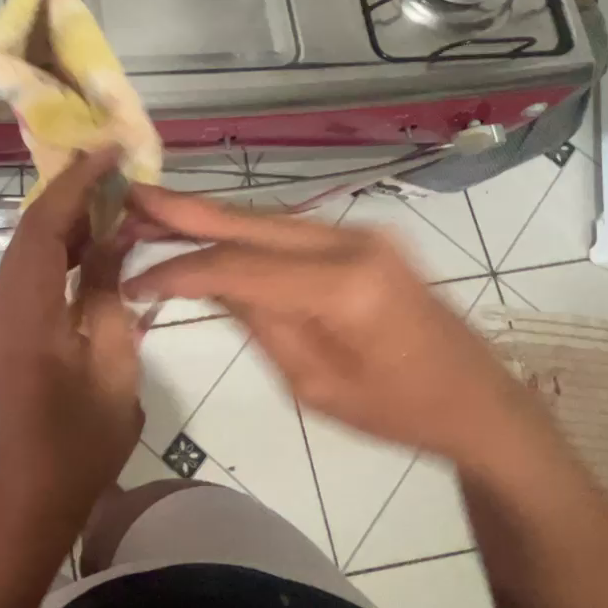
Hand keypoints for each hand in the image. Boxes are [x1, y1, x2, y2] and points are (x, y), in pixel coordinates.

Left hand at [0, 148, 143, 519]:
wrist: (34, 490)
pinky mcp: (4, 327)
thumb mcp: (113, 360)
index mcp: (27, 308)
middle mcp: (1, 301)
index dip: (76, 183)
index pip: (45, 224)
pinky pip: (28, 271)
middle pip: (30, 229)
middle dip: (70, 193)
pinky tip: (91, 245)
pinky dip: (57, 249)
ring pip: (27, 248)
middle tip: (113, 166)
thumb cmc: (83, 435)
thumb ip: (107, 290)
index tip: (107, 151)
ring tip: (109, 197)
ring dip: (64, 220)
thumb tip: (111, 236)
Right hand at [122, 186, 550, 471]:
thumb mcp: (313, 383)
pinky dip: (239, 229)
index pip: (236, 266)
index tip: (131, 280)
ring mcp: (358, 231)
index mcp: (341, 286)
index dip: (177, 269)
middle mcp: (349, 240)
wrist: (481, 402)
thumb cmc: (397, 412)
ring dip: (206, 216)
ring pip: (262, 218)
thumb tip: (202, 280)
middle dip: (181, 209)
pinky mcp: (360, 236)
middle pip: (246, 221)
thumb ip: (257, 321)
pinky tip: (205, 227)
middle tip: (126, 194)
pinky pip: (285, 228)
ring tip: (151, 209)